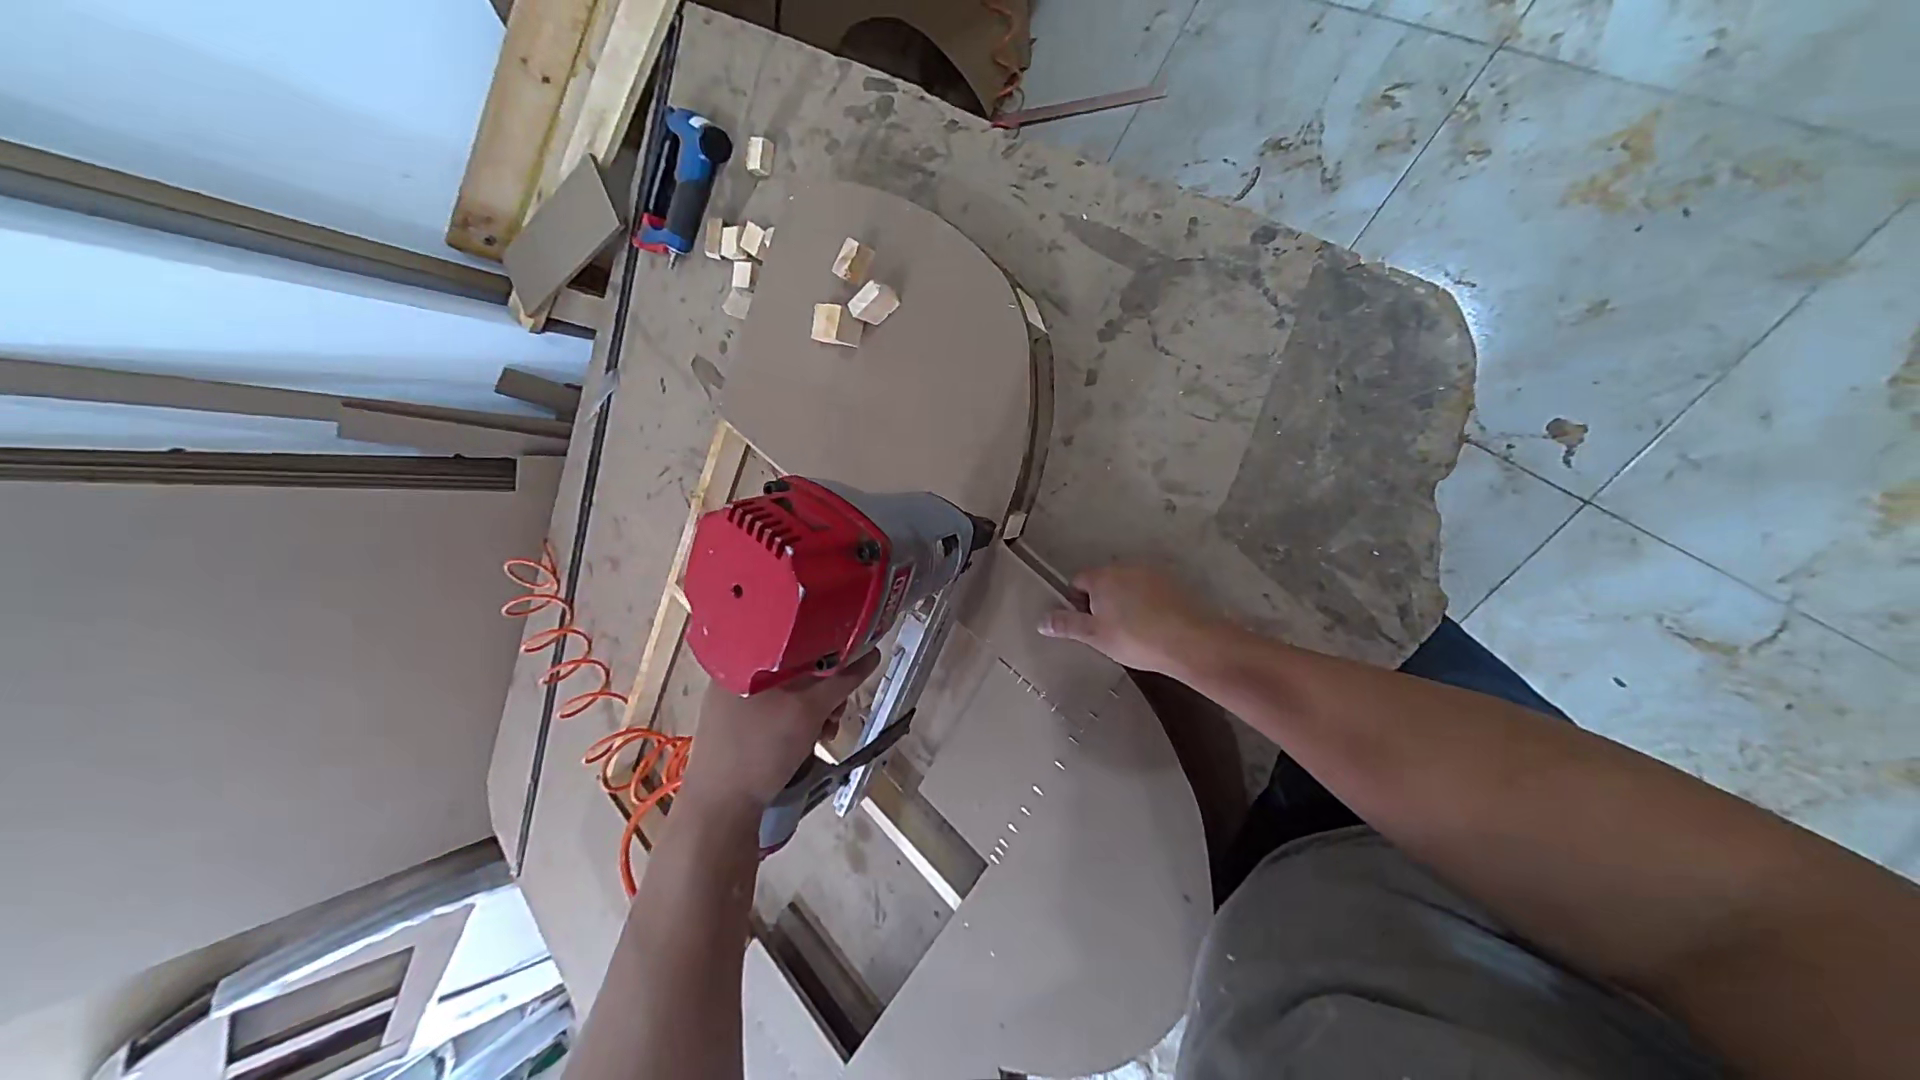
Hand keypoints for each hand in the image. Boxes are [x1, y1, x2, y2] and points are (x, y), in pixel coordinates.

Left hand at [678, 651, 882, 811]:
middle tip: (836, 712)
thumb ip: (842, 680)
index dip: (827, 648)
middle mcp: (736, 675)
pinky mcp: (737, 727)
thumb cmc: (760, 750)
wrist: (719, 810)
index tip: (849, 665)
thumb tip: (871, 653)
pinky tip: (811, 741)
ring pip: (790, 692)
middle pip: (795, 667)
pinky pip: (777, 711)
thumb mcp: (809, 711)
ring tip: (826, 732)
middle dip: (825, 689)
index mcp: (743, 659)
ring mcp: (734, 703)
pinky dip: (799, 721)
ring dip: (816, 709)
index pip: (794, 637)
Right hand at [1036, 563, 1221, 674]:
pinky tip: (1155, 624)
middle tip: (1108, 629)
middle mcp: (1125, 567)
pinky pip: (1151, 589)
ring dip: (1125, 600)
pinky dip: (1148, 602)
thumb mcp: (1095, 636)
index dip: (1076, 602)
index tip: (1085, 623)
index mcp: (1102, 577)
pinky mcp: (1174, 582)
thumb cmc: (1136, 639)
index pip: (1078, 581)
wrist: (1190, 641)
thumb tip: (1042, 621)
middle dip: (1102, 600)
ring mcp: (1153, 572)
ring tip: (1133, 629)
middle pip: (1104, 581)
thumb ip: (1067, 625)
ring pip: (1128, 584)